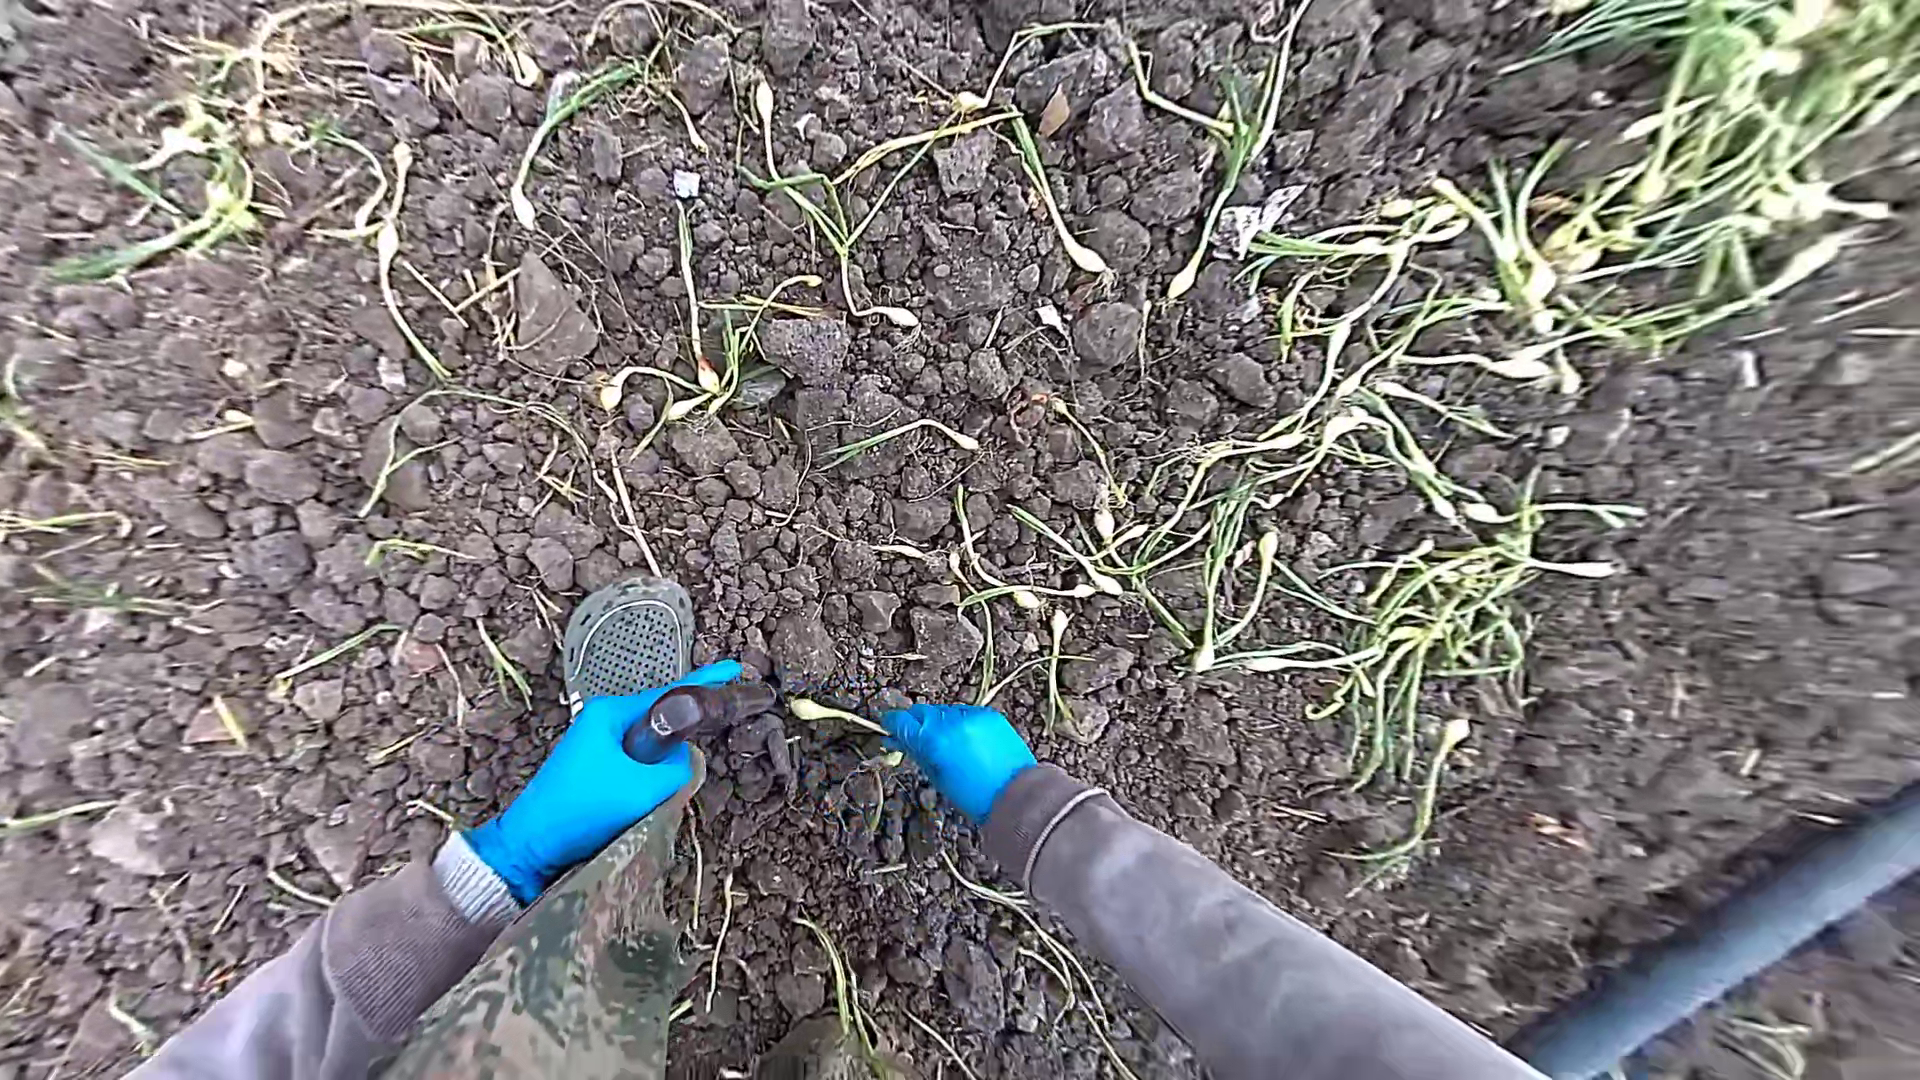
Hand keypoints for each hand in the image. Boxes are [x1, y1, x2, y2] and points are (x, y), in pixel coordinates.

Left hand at [466, 660, 740, 902]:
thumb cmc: (578, 813)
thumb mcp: (643, 790)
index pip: (670, 692)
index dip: (706, 680)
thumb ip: (679, 768)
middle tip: (696, 757)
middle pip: (663, 720)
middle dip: (681, 740)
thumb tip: (686, 761)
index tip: (733, 669)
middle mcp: (605, 720)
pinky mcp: (597, 764)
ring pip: (652, 745)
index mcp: (611, 714)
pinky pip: (639, 761)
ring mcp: (599, 742)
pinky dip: (650, 775)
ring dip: (662, 766)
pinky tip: (650, 795)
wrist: (524, 852)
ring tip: (658, 794)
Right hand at [882, 704, 1036, 823]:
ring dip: (940, 723)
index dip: (893, 724)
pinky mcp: (989, 714)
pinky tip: (965, 741)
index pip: (902, 721)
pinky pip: (966, 712)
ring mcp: (972, 715)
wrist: (1015, 794)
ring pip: (944, 710)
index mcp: (934, 739)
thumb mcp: (937, 778)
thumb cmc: (977, 796)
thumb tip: (900, 741)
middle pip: (922, 711)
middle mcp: (952, 721)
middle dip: (916, 723)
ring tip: (947, 744)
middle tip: (917, 738)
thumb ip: (917, 753)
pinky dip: (961, 723)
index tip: (890, 726)